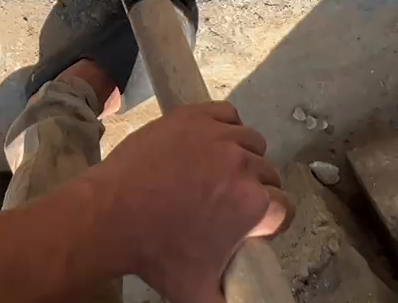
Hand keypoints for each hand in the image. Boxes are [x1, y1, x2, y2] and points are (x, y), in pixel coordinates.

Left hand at [80, 102, 288, 302]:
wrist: (114, 212)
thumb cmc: (158, 253)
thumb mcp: (202, 294)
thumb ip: (233, 302)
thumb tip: (247, 301)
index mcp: (253, 202)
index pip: (283, 206)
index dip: (269, 219)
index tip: (251, 224)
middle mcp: (241, 162)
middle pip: (267, 172)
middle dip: (255, 188)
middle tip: (229, 201)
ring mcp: (216, 134)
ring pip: (250, 140)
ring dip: (243, 156)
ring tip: (220, 172)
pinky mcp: (193, 115)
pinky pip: (227, 113)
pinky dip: (226, 125)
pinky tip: (213, 142)